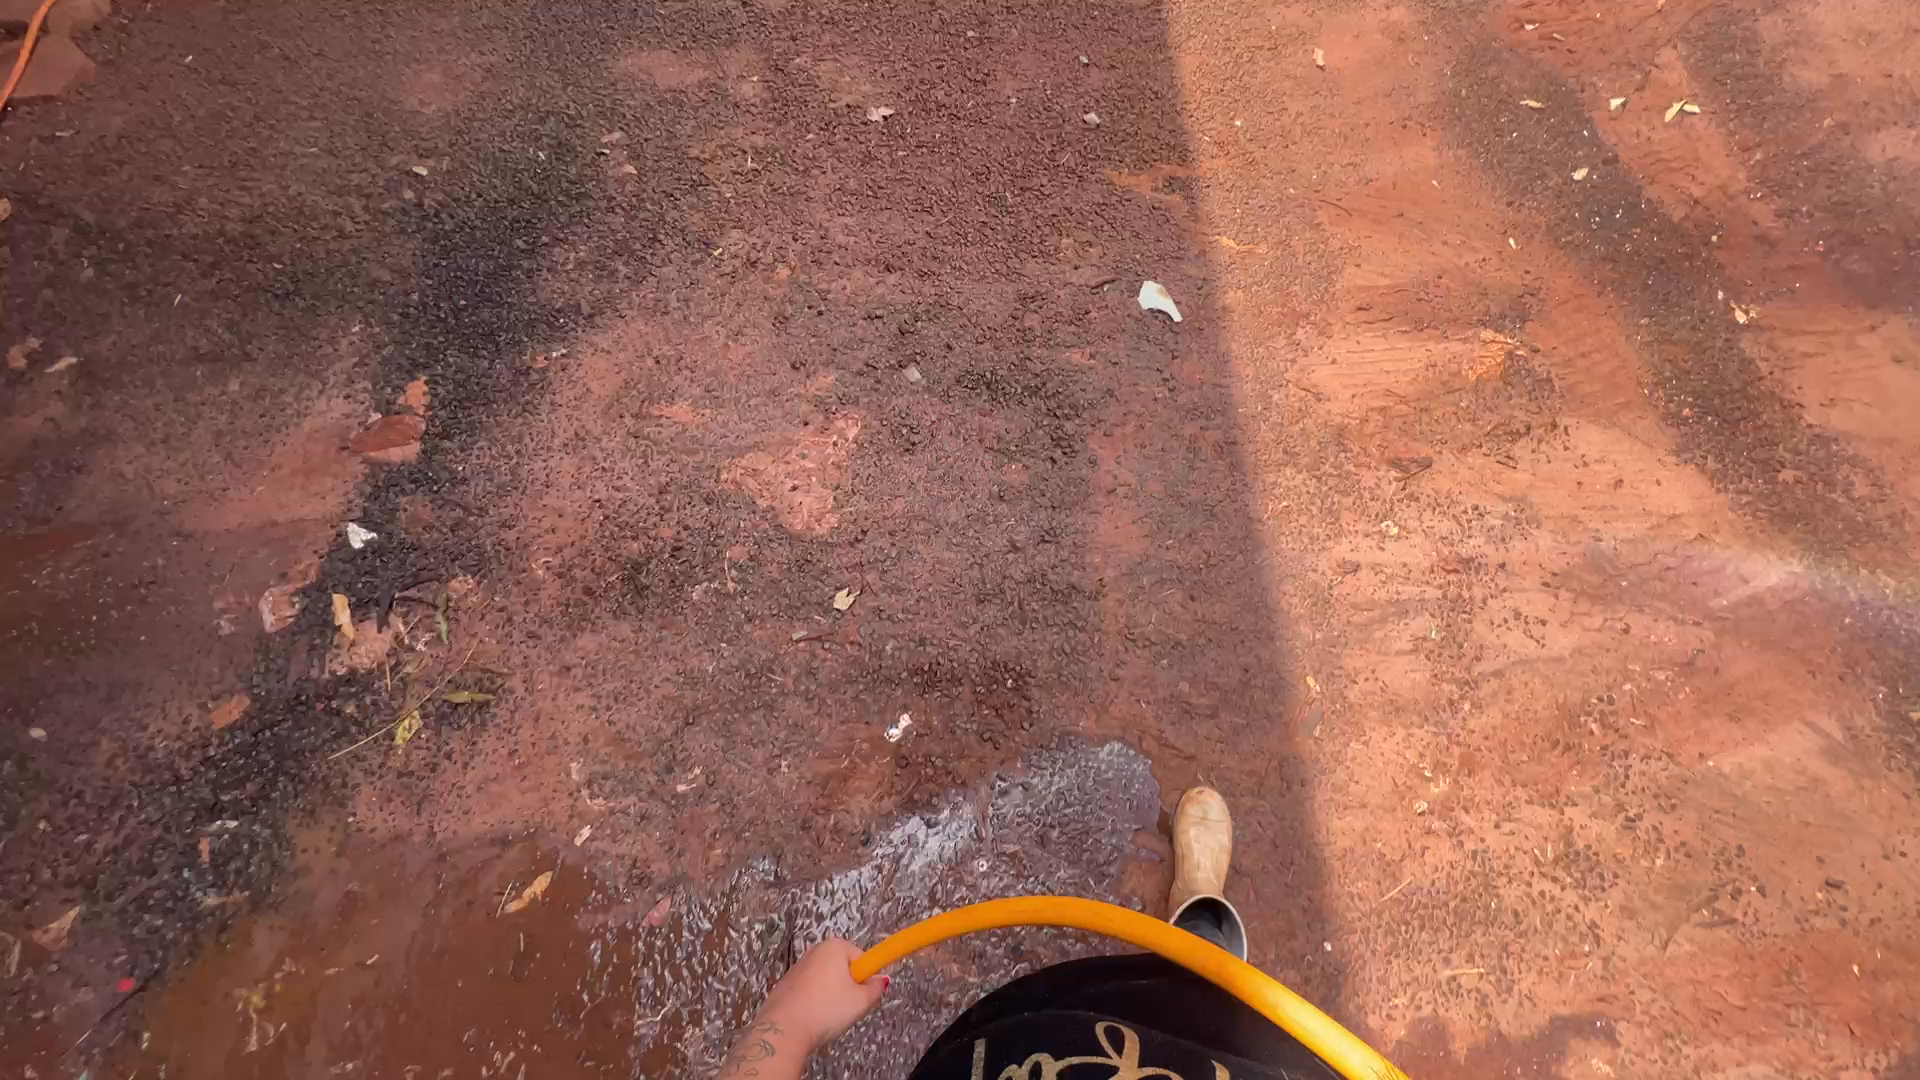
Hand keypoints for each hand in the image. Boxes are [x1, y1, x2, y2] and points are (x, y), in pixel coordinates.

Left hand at [756, 937, 889, 1049]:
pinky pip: (808, 991)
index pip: (861, 958)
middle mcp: (816, 950)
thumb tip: (883, 980)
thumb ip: (876, 989)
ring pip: (825, 981)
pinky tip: (811, 1018)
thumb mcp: (860, 1002)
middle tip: (847, 1008)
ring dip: (830, 996)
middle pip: (843, 968)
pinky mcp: (786, 984)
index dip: (865, 979)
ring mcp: (798, 966)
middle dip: (848, 987)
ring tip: (827, 1016)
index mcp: (835, 946)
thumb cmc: (826, 1010)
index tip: (863, 996)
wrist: (784, 1030)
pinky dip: (813, 1002)